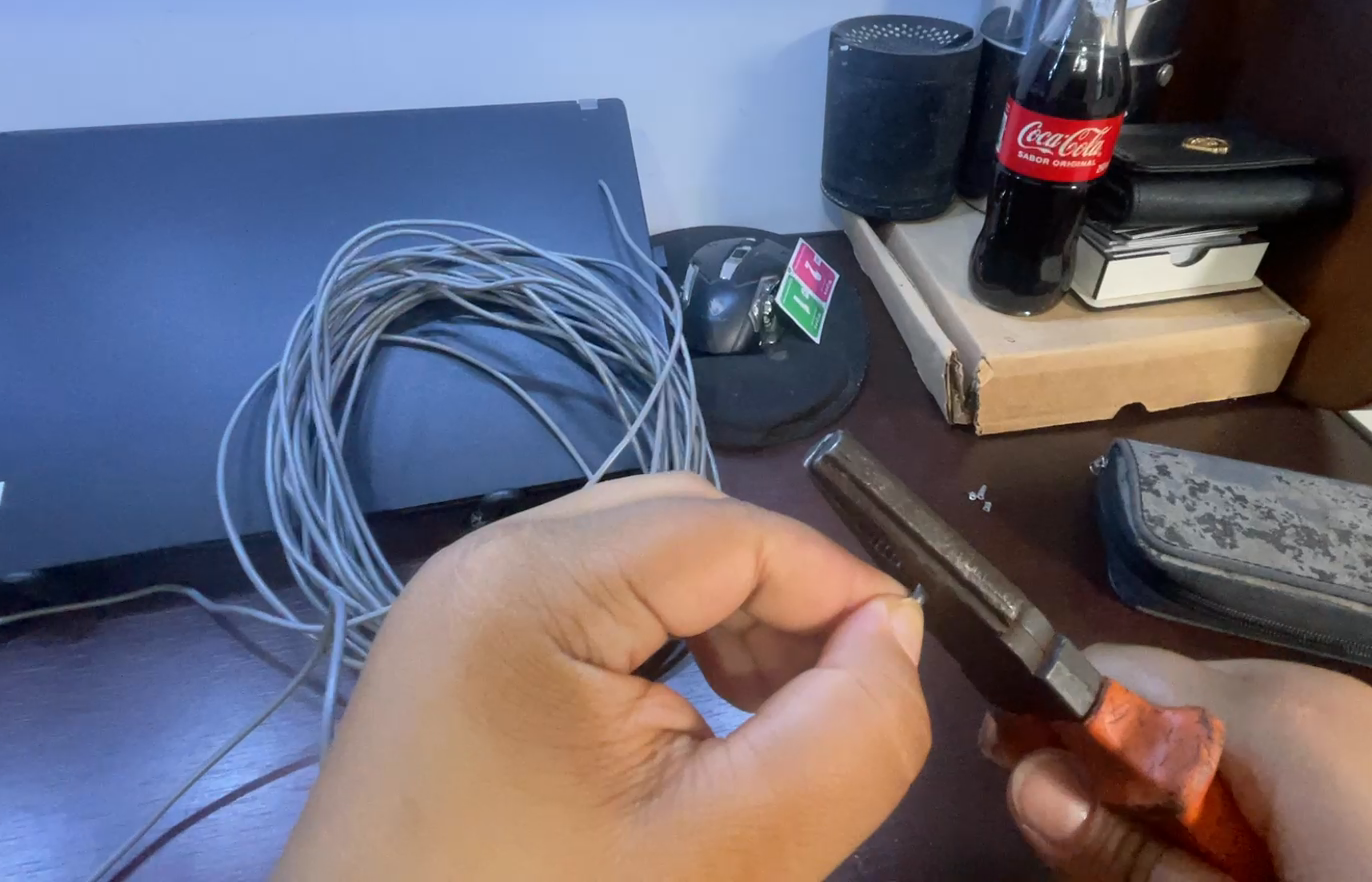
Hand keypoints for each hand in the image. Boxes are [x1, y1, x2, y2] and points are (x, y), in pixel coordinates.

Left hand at [276, 473, 930, 880]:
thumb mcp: (726, 861)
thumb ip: (847, 738)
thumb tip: (889, 631)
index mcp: (530, 583)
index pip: (729, 531)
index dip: (833, 581)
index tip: (900, 652)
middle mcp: (492, 557)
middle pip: (687, 523)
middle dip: (779, 593)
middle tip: (830, 688)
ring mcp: (471, 593)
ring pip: (652, 550)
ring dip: (732, 609)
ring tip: (769, 703)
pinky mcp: (471, 636)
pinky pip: (605, 593)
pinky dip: (675, 631)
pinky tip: (697, 705)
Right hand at [990, 645, 1371, 881]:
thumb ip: (1134, 855)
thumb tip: (1022, 785)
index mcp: (1275, 705)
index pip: (1113, 671)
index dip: (1053, 722)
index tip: (1016, 778)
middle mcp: (1310, 687)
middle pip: (1160, 701)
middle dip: (1118, 772)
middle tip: (1108, 859)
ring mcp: (1364, 720)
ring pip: (1217, 734)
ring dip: (1181, 798)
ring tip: (1196, 876)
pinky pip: (1279, 756)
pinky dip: (1244, 803)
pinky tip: (1264, 867)